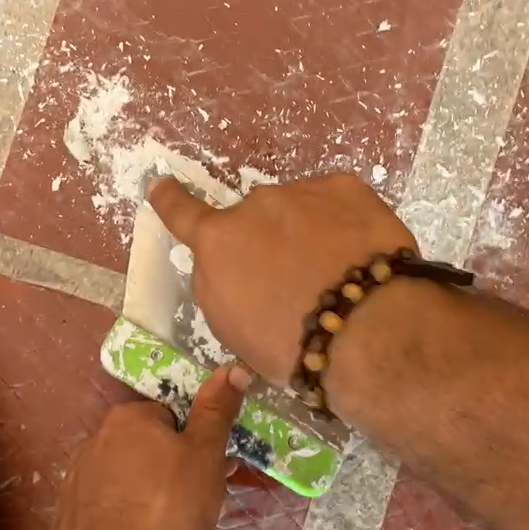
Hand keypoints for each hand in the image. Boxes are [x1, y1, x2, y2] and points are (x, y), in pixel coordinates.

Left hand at [49, 364, 251, 529]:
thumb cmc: (168, 506)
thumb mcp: (205, 454)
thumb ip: (217, 410)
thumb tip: (233, 367)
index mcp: (128, 417)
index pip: (168, 417)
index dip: (193, 443)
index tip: (208, 471)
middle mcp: (95, 440)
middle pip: (146, 449)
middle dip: (172, 472)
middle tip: (196, 505)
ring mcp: (76, 482)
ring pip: (127, 483)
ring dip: (149, 499)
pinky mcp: (67, 521)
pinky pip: (108, 512)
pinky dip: (125, 524)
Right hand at [148, 174, 417, 385]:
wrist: (366, 329)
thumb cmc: (290, 346)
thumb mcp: (235, 331)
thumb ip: (224, 288)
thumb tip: (237, 276)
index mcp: (218, 243)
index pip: (182, 214)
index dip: (170, 199)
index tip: (162, 182)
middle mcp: (254, 207)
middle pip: (255, 222)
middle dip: (269, 242)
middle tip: (297, 280)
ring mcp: (301, 192)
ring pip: (299, 211)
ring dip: (309, 233)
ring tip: (337, 273)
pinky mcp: (345, 187)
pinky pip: (337, 204)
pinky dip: (345, 225)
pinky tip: (361, 255)